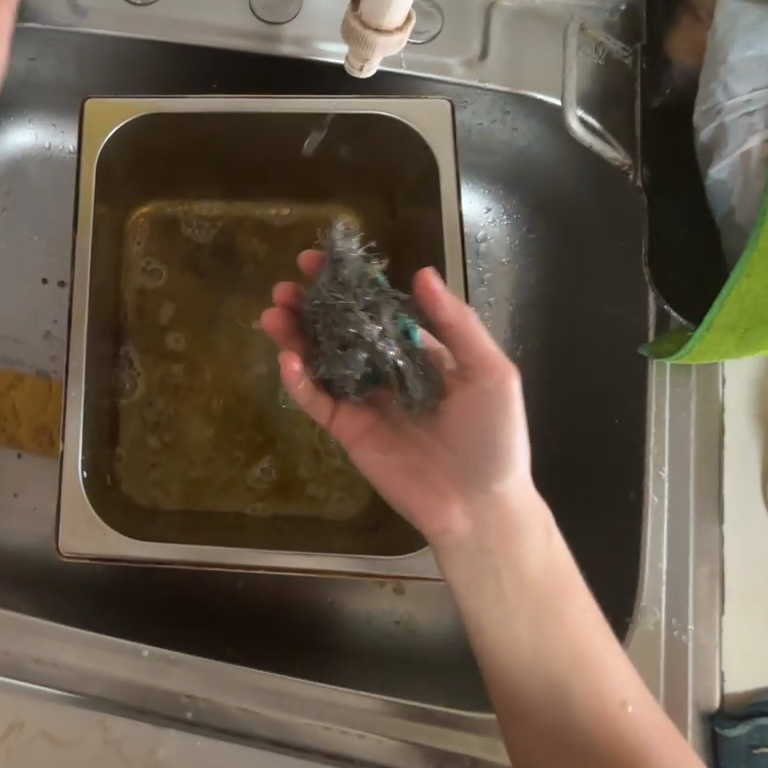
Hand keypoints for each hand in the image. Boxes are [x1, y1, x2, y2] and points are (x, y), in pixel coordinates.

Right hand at [259, 255, 534, 547]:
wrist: (479, 506)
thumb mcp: (490, 372)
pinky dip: (298, 380)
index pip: (376, 308)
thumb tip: (421, 273)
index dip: (349, 283)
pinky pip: (315, 400)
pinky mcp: (345, 429)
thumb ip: (456, 324)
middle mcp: (384, 369)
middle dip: (311, 306)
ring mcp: (362, 400)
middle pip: (339, 330)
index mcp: (418, 351)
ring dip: (295, 336)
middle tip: (285, 287)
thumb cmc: (494, 437)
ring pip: (320, 360)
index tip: (320, 261)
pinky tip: (288, 358)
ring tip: (273, 313)